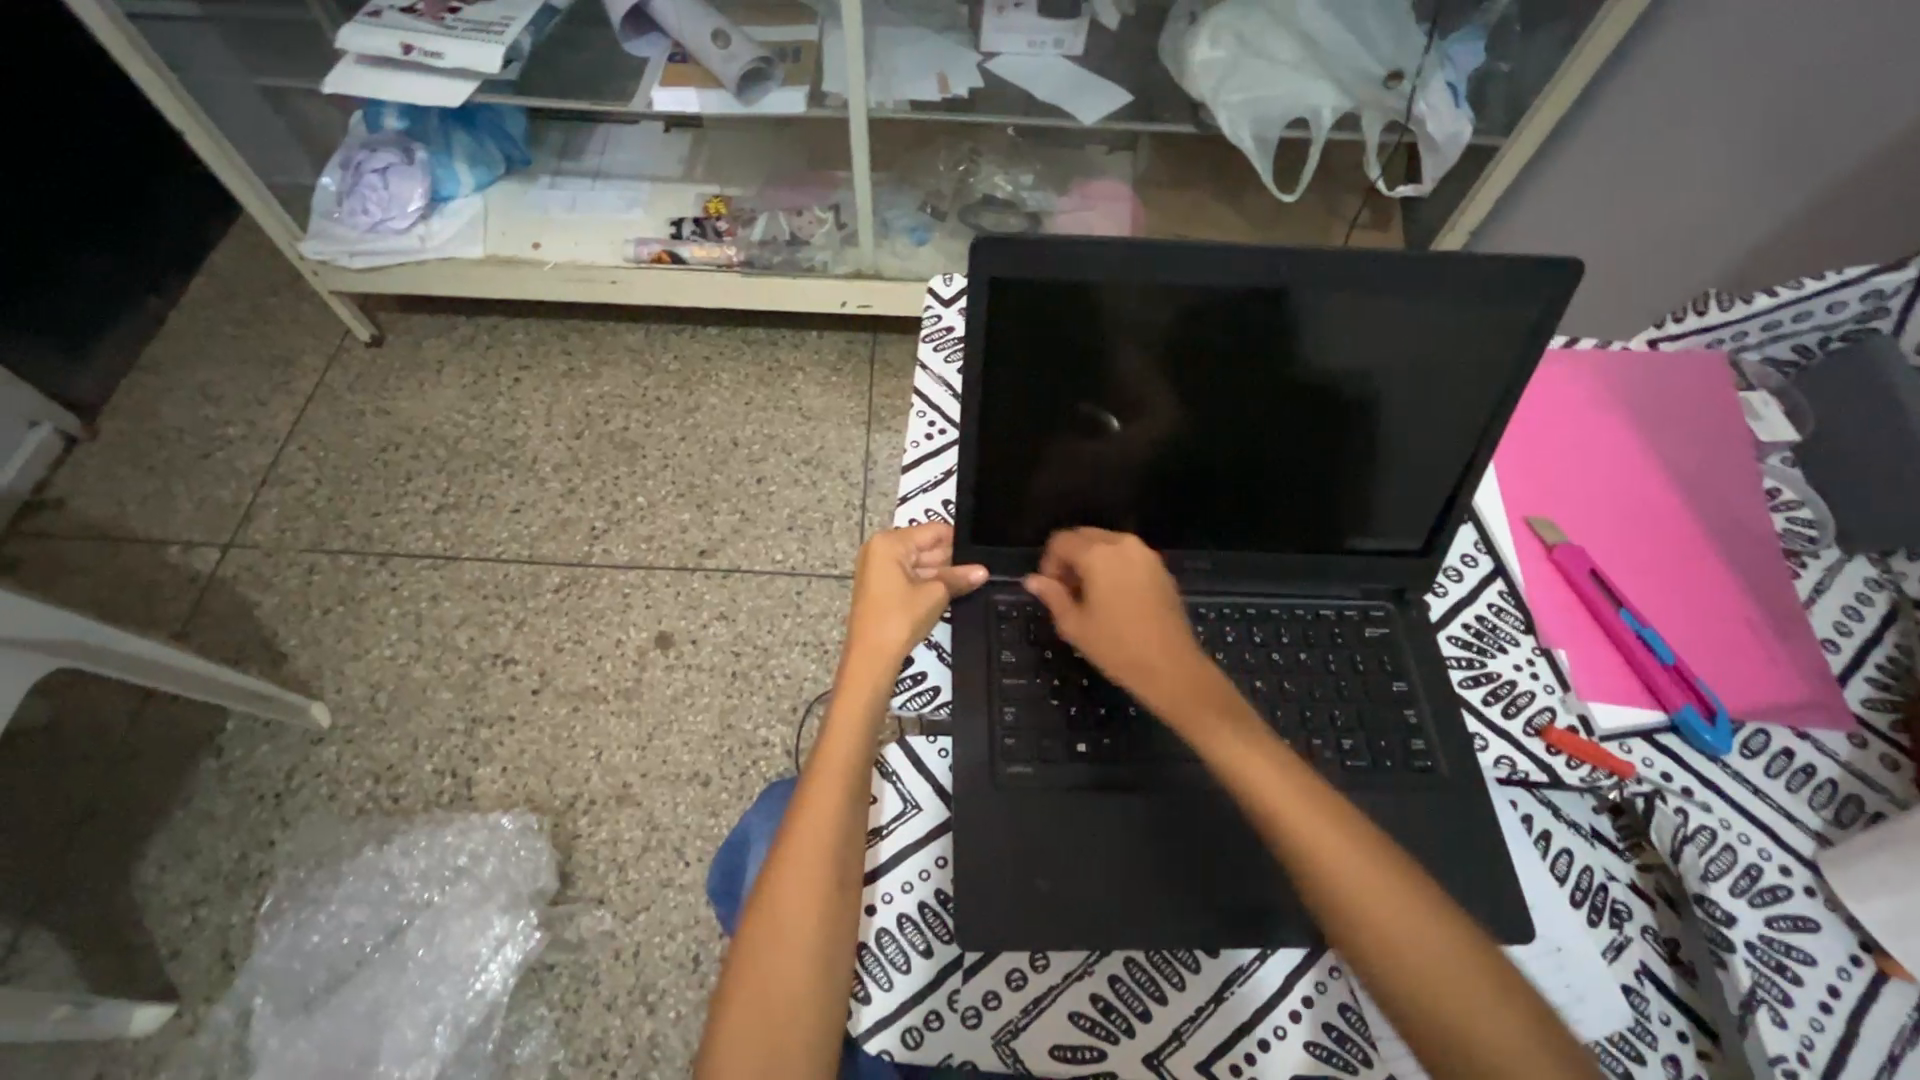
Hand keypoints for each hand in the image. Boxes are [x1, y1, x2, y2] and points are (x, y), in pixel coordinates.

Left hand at [844, 524, 988, 669]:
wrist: (871, 656)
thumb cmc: (900, 619)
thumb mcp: (935, 594)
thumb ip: (959, 578)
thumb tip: (982, 572)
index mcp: (890, 542)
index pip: (932, 531)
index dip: (958, 541)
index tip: (981, 551)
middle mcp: (879, 549)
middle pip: (924, 545)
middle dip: (950, 559)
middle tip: (980, 569)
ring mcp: (877, 568)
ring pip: (917, 562)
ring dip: (941, 572)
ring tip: (971, 580)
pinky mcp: (879, 586)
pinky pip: (908, 575)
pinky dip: (926, 582)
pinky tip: (950, 590)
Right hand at [1022, 528, 1213, 713]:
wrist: (1171, 666)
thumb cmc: (1116, 648)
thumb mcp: (1074, 625)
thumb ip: (1052, 595)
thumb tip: (1032, 580)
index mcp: (1098, 554)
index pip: (1061, 541)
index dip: (1049, 562)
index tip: (1050, 589)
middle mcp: (1123, 544)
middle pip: (1085, 536)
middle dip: (1070, 558)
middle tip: (1066, 591)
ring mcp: (1146, 554)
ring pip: (1108, 544)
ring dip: (1092, 561)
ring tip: (1090, 595)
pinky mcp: (1161, 568)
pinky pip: (1128, 556)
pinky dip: (1114, 566)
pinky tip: (1114, 598)